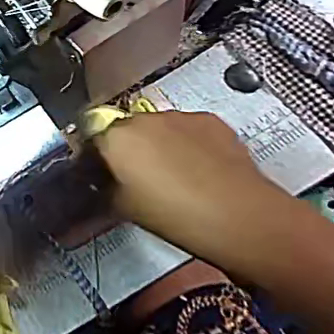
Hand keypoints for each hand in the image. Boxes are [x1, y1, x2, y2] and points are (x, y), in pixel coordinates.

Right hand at [94, 111, 300, 250]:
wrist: (240, 217)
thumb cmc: (177, 217)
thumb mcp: (126, 211)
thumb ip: (105, 191)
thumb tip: (101, 187)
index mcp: (115, 139)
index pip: (93, 137)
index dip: (101, 157)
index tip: (109, 175)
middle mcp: (143, 119)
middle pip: (127, 129)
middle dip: (132, 150)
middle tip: (143, 180)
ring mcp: (179, 116)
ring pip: (160, 128)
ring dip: (162, 145)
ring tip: (178, 178)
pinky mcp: (210, 119)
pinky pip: (190, 129)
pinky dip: (191, 144)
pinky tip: (202, 170)